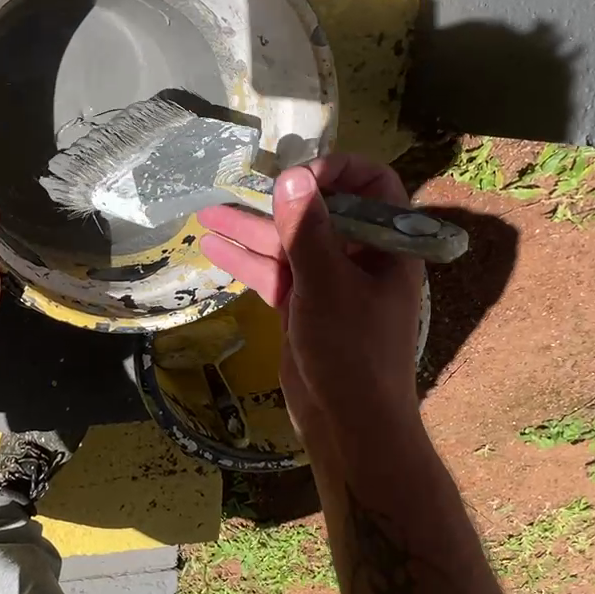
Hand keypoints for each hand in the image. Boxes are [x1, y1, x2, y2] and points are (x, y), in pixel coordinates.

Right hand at [198, 156, 424, 435]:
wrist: (349, 421)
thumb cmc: (352, 350)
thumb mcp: (327, 284)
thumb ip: (306, 230)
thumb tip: (292, 177)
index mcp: (387, 246)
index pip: (373, 186)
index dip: (337, 172)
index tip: (296, 177)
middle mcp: (360, 258)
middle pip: (320, 214)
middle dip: (278, 201)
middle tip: (237, 188)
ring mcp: (328, 284)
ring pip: (288, 246)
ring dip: (250, 231)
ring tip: (207, 214)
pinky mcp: (302, 308)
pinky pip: (274, 275)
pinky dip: (246, 262)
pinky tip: (214, 247)